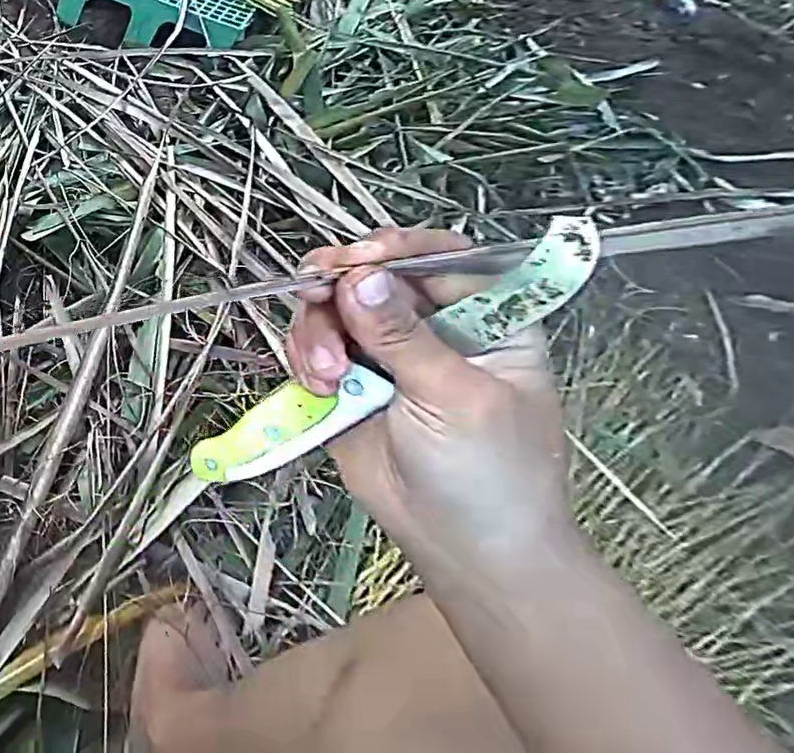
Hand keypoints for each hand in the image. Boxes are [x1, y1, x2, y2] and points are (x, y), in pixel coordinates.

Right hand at [285, 228, 573, 570]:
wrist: (458, 545)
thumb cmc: (490, 473)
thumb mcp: (455, 398)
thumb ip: (404, 337)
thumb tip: (362, 277)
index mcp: (483, 320)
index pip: (443, 258)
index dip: (399, 248)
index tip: (359, 259)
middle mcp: (427, 325)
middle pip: (370, 275)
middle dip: (337, 286)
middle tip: (313, 294)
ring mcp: (380, 349)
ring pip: (329, 307)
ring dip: (316, 333)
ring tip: (328, 377)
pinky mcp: (343, 374)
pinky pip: (308, 343)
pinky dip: (302, 357)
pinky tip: (319, 387)